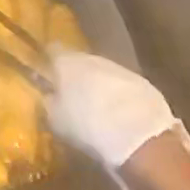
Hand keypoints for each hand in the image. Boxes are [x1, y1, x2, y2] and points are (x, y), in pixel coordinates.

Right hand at [46, 52, 189, 170]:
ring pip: (101, 72)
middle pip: (78, 61)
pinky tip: (119, 115)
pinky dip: (118, 95)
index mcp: (66, 62)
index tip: (48, 75)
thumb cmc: (88, 126)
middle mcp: (91, 58)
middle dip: (75, 75)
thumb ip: (49, 102)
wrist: (140, 139)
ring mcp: (118, 68)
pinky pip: (121, 85)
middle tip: (73, 96)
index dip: (49, 62)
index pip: (51, 50)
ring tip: (98, 108)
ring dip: (98, 85)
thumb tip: (48, 96)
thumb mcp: (56, 120)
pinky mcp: (142, 82)